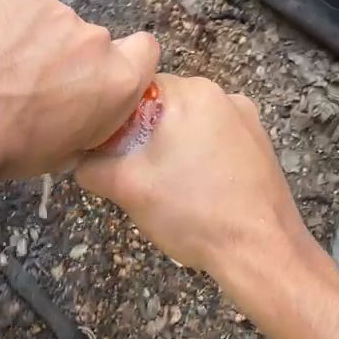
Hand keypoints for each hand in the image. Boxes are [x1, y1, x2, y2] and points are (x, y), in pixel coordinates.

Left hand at [0, 0, 158, 181]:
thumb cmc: (12, 150)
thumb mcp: (70, 149)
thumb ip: (93, 114)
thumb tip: (85, 104)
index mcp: (119, 80)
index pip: (144, 50)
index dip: (123, 58)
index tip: (96, 72)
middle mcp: (97, 40)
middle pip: (91, 39)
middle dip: (68, 55)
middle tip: (32, 79)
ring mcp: (58, 12)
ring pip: (53, 22)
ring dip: (35, 38)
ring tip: (1, 67)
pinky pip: (22, 6)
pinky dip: (8, 22)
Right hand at [76, 74, 309, 280]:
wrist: (260, 251)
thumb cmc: (193, 211)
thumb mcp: (127, 188)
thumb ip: (91, 167)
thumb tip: (76, 160)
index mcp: (191, 92)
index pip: (137, 88)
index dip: (117, 118)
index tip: (110, 148)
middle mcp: (223, 95)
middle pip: (166, 106)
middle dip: (146, 136)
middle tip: (136, 172)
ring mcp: (248, 120)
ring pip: (192, 125)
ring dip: (175, 148)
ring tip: (168, 187)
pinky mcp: (262, 146)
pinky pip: (218, 142)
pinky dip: (202, 159)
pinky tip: (198, 192)